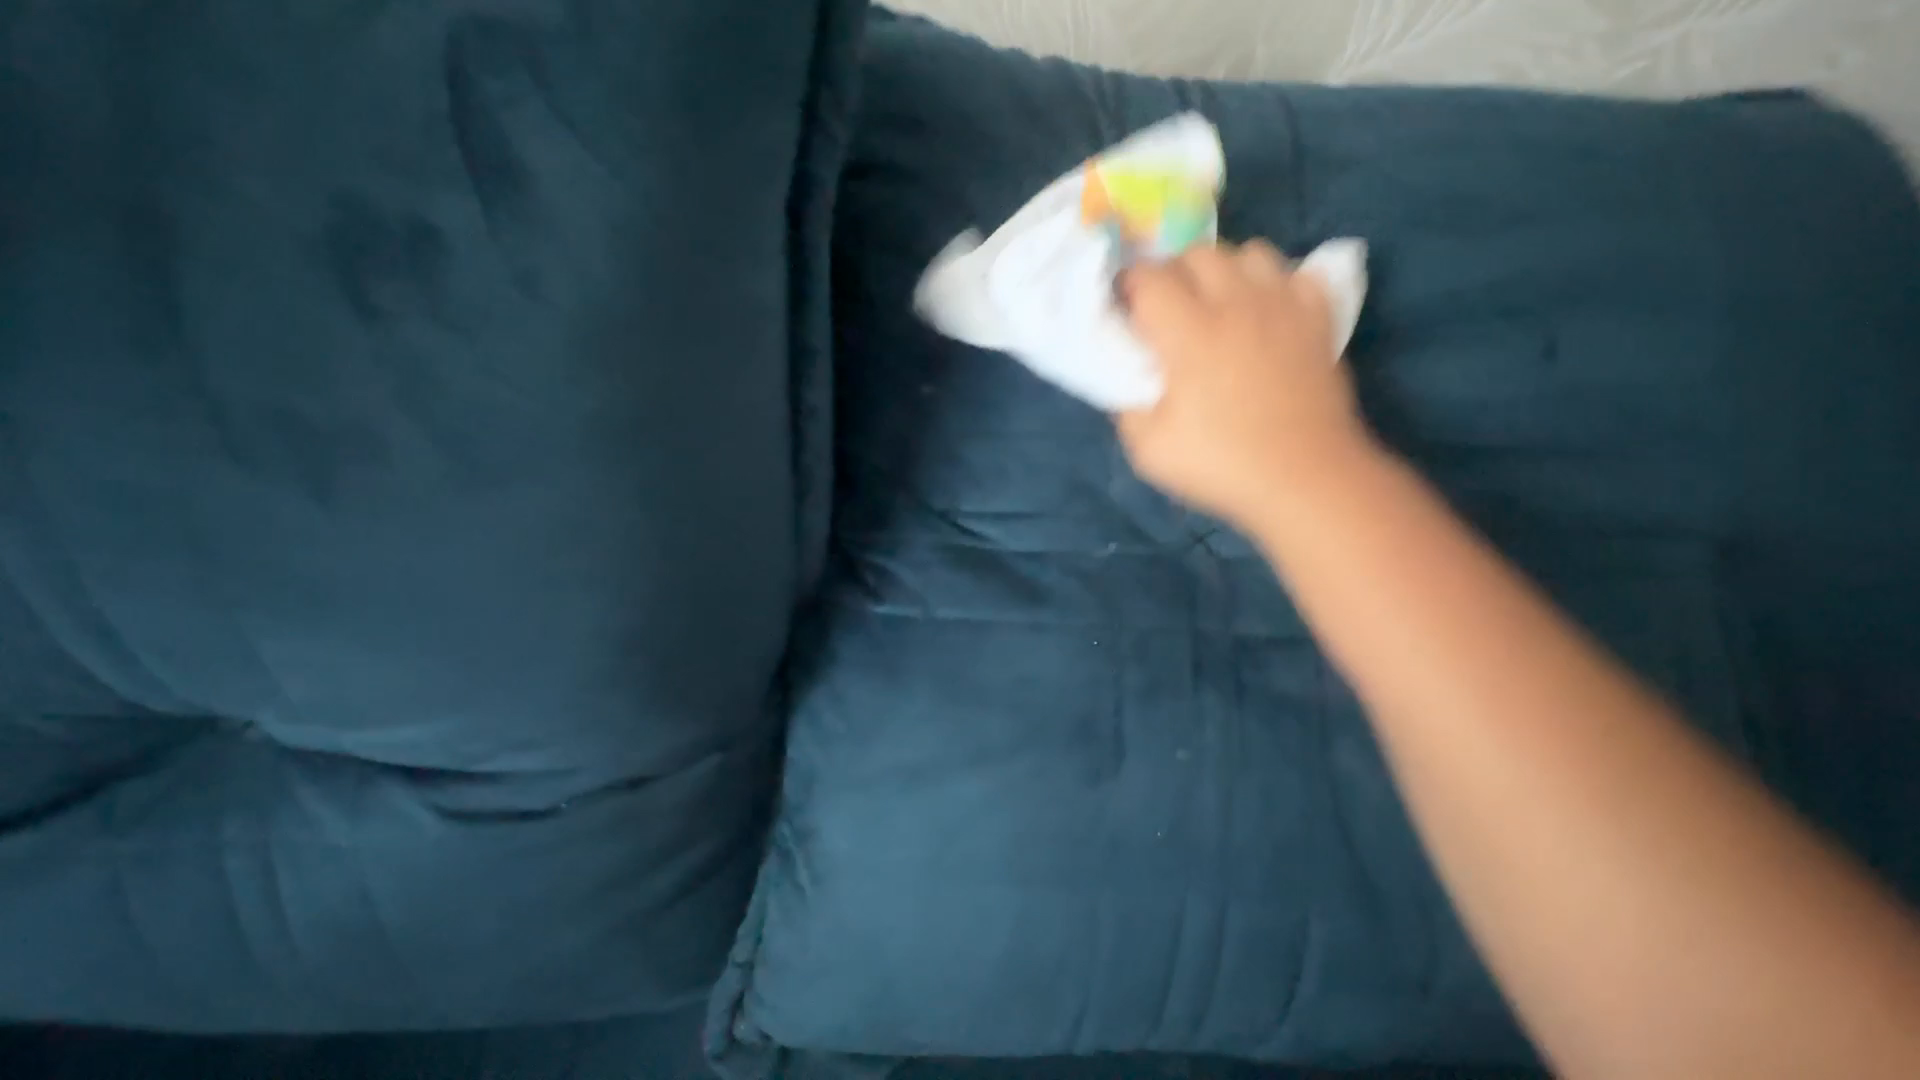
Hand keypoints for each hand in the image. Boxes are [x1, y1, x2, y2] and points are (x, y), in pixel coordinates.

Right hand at [1115, 241, 1375, 527]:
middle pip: (1198, 252)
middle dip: (1174, 272)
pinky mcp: (1317, 320)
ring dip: (1226, 270)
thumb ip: (1127, 405)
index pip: (1149, 277)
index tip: (1126, 311)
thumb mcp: (1149, 449)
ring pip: (1249, 252)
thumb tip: (1129, 378)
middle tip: (1167, 308)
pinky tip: (1267, 314)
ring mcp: (1283, 307)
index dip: (1130, 287)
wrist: (1305, 479)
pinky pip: (1296, 274)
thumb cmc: (1222, 465)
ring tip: (1218, 304)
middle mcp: (1236, 304)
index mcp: (1189, 333)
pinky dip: (1276, 284)